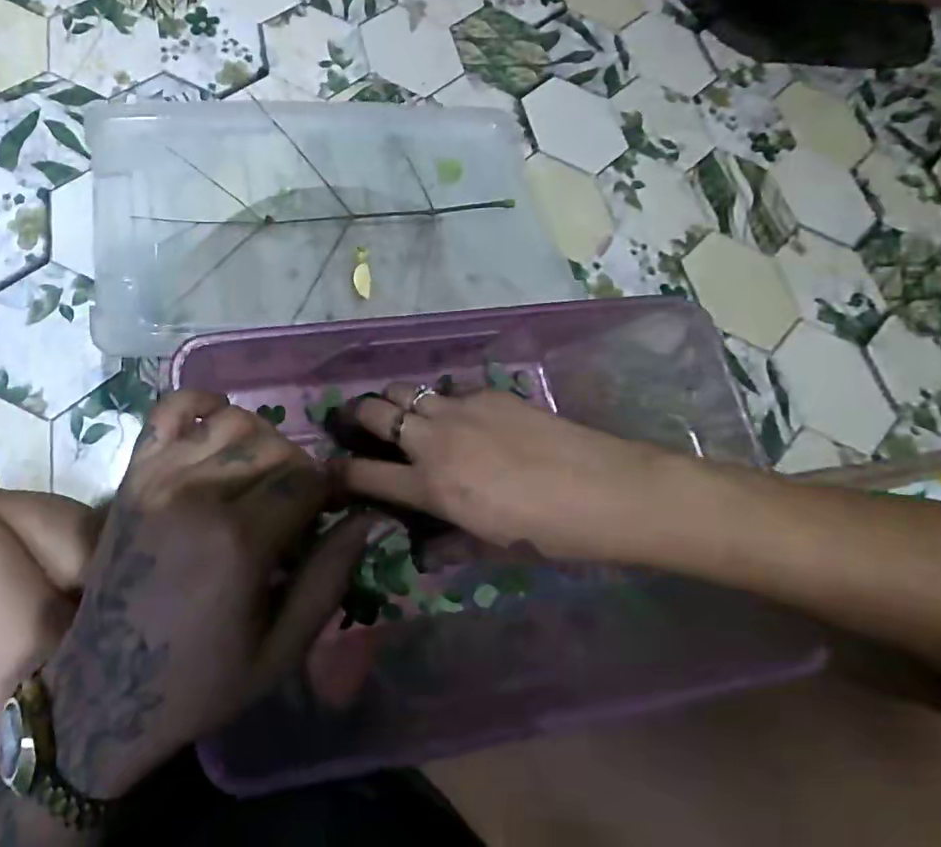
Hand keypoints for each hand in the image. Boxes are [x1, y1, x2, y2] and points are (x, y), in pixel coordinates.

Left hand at [40, 390, 373, 798]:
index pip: (306, 480)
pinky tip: (218, 415)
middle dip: (299, 469)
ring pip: (231, 422)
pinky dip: (198, 401)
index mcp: (240, 541)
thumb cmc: (202, 679)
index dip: (330, 489)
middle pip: (272, 446)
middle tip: (299, 504)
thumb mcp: (282, 649)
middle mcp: (199, 495)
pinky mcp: (133, 474)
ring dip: (260, 438)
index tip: (333, 510)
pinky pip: (168, 411)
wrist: (108, 688)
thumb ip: (329, 577)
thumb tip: (369, 517)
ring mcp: (159, 478)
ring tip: (263, 473)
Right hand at [334, 384, 681, 560]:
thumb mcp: (492, 549)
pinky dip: (446, 404)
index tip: (330, 469)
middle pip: (374, 410)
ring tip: (409, 416)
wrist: (610, 491)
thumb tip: (423, 550)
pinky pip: (451, 392)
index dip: (339, 471)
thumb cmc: (550, 534)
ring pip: (407, 390)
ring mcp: (461, 409)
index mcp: (432, 486)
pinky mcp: (489, 393)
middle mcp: (434, 440)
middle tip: (363, 426)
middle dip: (359, 416)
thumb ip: (448, 545)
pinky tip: (470, 422)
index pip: (365, 473)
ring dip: (398, 402)